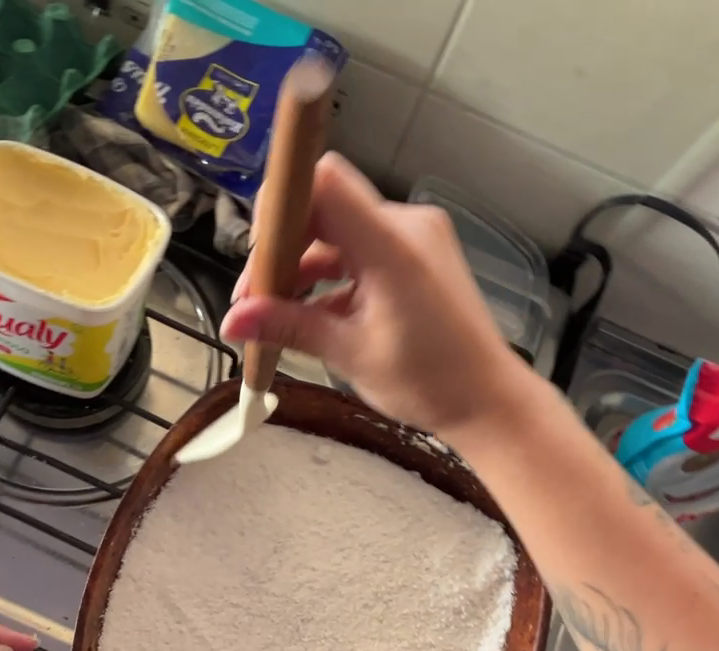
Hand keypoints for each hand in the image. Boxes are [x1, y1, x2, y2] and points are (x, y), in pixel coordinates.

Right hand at [223, 153, 537, 439]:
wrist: (487, 400)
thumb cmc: (429, 382)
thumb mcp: (350, 355)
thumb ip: (289, 327)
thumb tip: (232, 321)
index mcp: (392, 246)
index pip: (325, 182)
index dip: (282, 203)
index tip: (257, 252)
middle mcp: (405, 227)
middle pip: (324, 208)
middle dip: (282, 250)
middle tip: (254, 301)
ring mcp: (412, 239)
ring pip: (337, 233)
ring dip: (302, 268)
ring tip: (274, 316)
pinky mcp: (414, 256)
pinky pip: (358, 251)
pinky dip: (329, 278)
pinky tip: (309, 316)